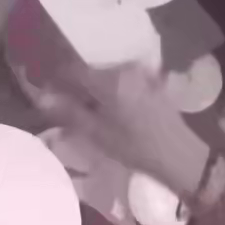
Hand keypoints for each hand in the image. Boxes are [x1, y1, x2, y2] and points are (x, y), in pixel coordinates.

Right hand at [48, 65, 211, 198]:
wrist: (183, 156)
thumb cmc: (136, 148)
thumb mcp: (97, 134)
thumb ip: (68, 112)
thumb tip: (41, 96)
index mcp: (109, 79)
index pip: (71, 70)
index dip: (54, 79)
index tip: (44, 92)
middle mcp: (125, 68)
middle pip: (88, 71)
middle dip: (74, 85)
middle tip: (63, 106)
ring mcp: (140, 72)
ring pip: (105, 75)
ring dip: (92, 89)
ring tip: (85, 110)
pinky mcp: (151, 80)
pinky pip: (121, 80)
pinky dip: (110, 90)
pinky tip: (108, 108)